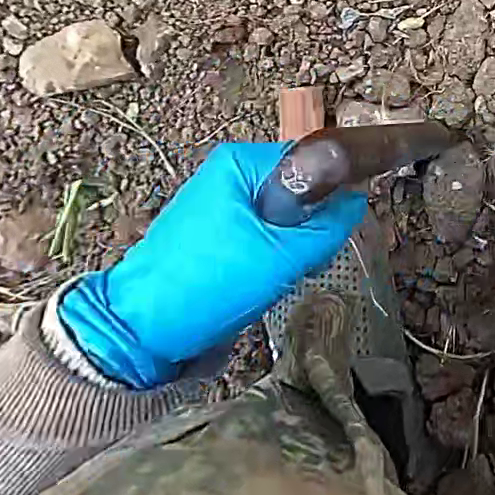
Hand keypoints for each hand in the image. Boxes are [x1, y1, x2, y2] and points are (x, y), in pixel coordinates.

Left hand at [58, 141, 365, 387]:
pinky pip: (261, 227)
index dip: (330, 194)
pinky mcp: (213, 227)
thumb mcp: (284, 256)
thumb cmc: (210, 283)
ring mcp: (218, 198)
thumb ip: (330, 226)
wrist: (137, 333)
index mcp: (240, 161)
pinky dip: (271, 250)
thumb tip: (358, 201)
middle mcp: (228, 170)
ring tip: (283, 272)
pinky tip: (265, 277)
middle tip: (306, 258)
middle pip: (297, 187)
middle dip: (309, 224)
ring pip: (281, 212)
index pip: (310, 161)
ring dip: (291, 242)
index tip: (333, 228)